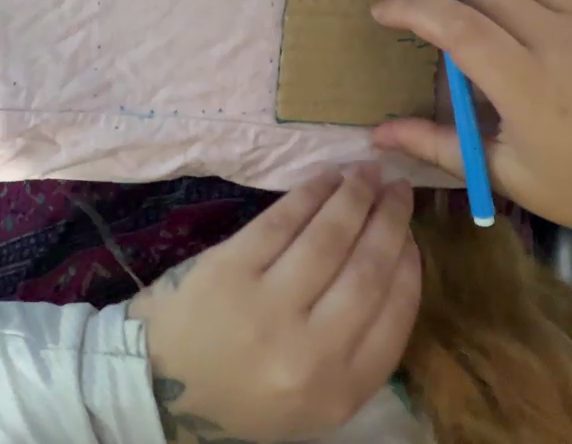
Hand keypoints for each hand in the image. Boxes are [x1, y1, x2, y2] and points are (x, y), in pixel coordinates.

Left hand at [127, 165, 419, 443]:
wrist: (161, 387)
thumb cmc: (244, 391)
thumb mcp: (314, 397)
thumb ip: (357, 345)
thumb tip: (391, 260)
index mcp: (338, 392)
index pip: (395, 316)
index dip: (408, 266)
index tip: (411, 234)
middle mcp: (310, 352)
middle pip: (367, 270)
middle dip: (389, 221)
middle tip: (399, 189)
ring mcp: (267, 306)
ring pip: (329, 237)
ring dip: (355, 197)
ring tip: (368, 174)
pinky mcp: (231, 267)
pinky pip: (283, 219)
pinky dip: (311, 192)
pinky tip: (327, 178)